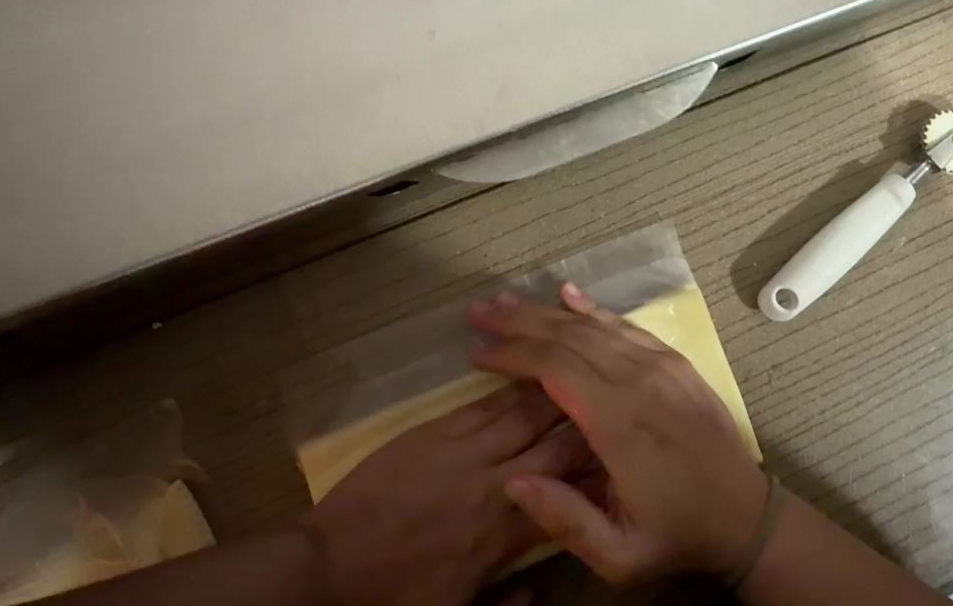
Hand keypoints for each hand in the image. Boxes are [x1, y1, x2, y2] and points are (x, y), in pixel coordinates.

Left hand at [305, 382, 594, 605]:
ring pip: (523, 414)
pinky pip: (484, 404)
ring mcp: (465, 452)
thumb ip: (506, 599)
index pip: (566, 500)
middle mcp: (494, 486)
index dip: (598, 479)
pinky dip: (512, 388)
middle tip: (616, 402)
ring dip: (556, 394)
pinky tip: (531, 370)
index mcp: (503, 537)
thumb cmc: (394, 595)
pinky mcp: (438, 431)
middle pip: (555, 448)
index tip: (623, 460)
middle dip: (588, 425)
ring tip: (584, 371)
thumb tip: (541, 588)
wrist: (329, 568)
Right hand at [468, 283, 767, 583]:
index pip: (555, 369)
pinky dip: (592, 308)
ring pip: (594, 325)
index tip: (475, 352)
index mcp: (620, 423)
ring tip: (507, 301)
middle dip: (519, 322)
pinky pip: (625, 325)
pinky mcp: (674, 360)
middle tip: (479, 312)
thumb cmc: (676, 533)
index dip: (512, 355)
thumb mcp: (619, 555)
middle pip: (569, 336)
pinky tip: (568, 295)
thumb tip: (511, 479)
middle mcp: (639, 380)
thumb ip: (565, 520)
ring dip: (546, 310)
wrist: (746, 513)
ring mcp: (660, 364)